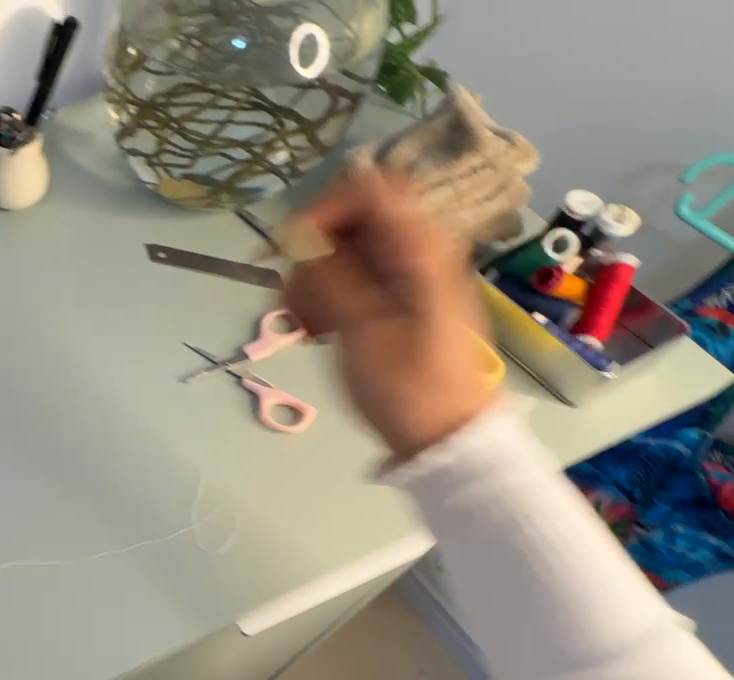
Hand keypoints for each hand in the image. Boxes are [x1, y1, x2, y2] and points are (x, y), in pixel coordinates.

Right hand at [284, 167, 498, 460]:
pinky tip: (317, 331)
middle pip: (350, 222)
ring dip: (312, 282)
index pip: (368, 191)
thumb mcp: (365, 332)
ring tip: (306, 325)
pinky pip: (351, 280)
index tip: (288, 251)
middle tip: (293, 301)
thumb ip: (333, 277)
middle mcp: (414, 252)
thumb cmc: (408, 387)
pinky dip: (325, 298)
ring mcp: (405, 277)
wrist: (446, 435)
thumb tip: (301, 235)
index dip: (321, 210)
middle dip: (311, 255)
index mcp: (418, 249)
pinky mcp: (394, 301)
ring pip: (343, 254)